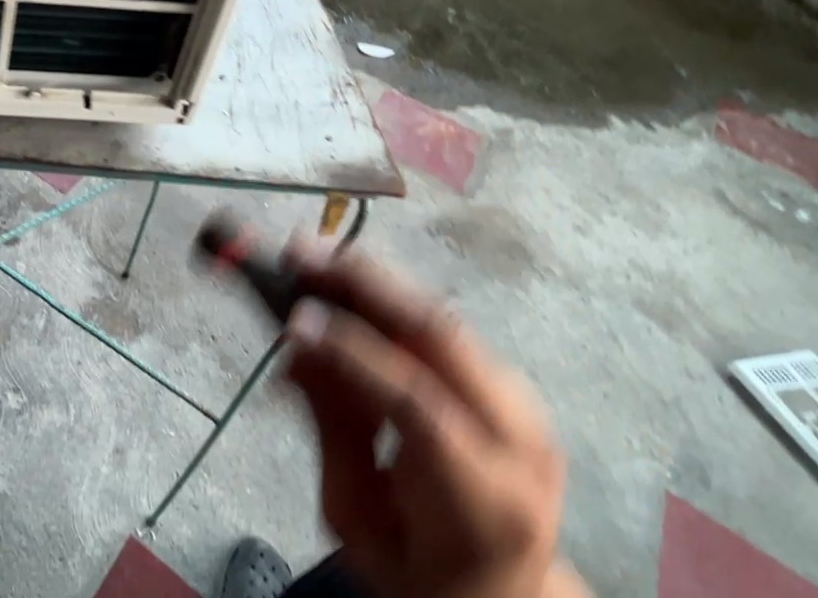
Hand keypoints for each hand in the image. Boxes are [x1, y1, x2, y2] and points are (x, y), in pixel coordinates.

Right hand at [281, 240, 574, 597]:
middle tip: (298, 253)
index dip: (353, 354)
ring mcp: (524, 407)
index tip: (293, 320)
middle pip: (442, 338)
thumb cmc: (417, 570)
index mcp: (481, 500)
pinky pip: (441, 329)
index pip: (418, 405)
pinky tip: (343, 283)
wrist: (504, 591)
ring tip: (311, 254)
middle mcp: (518, 442)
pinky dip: (387, 301)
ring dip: (373, 281)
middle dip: (364, 285)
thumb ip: (334, 432)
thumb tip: (297, 349)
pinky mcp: (510, 385)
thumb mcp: (358, 519)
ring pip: (443, 319)